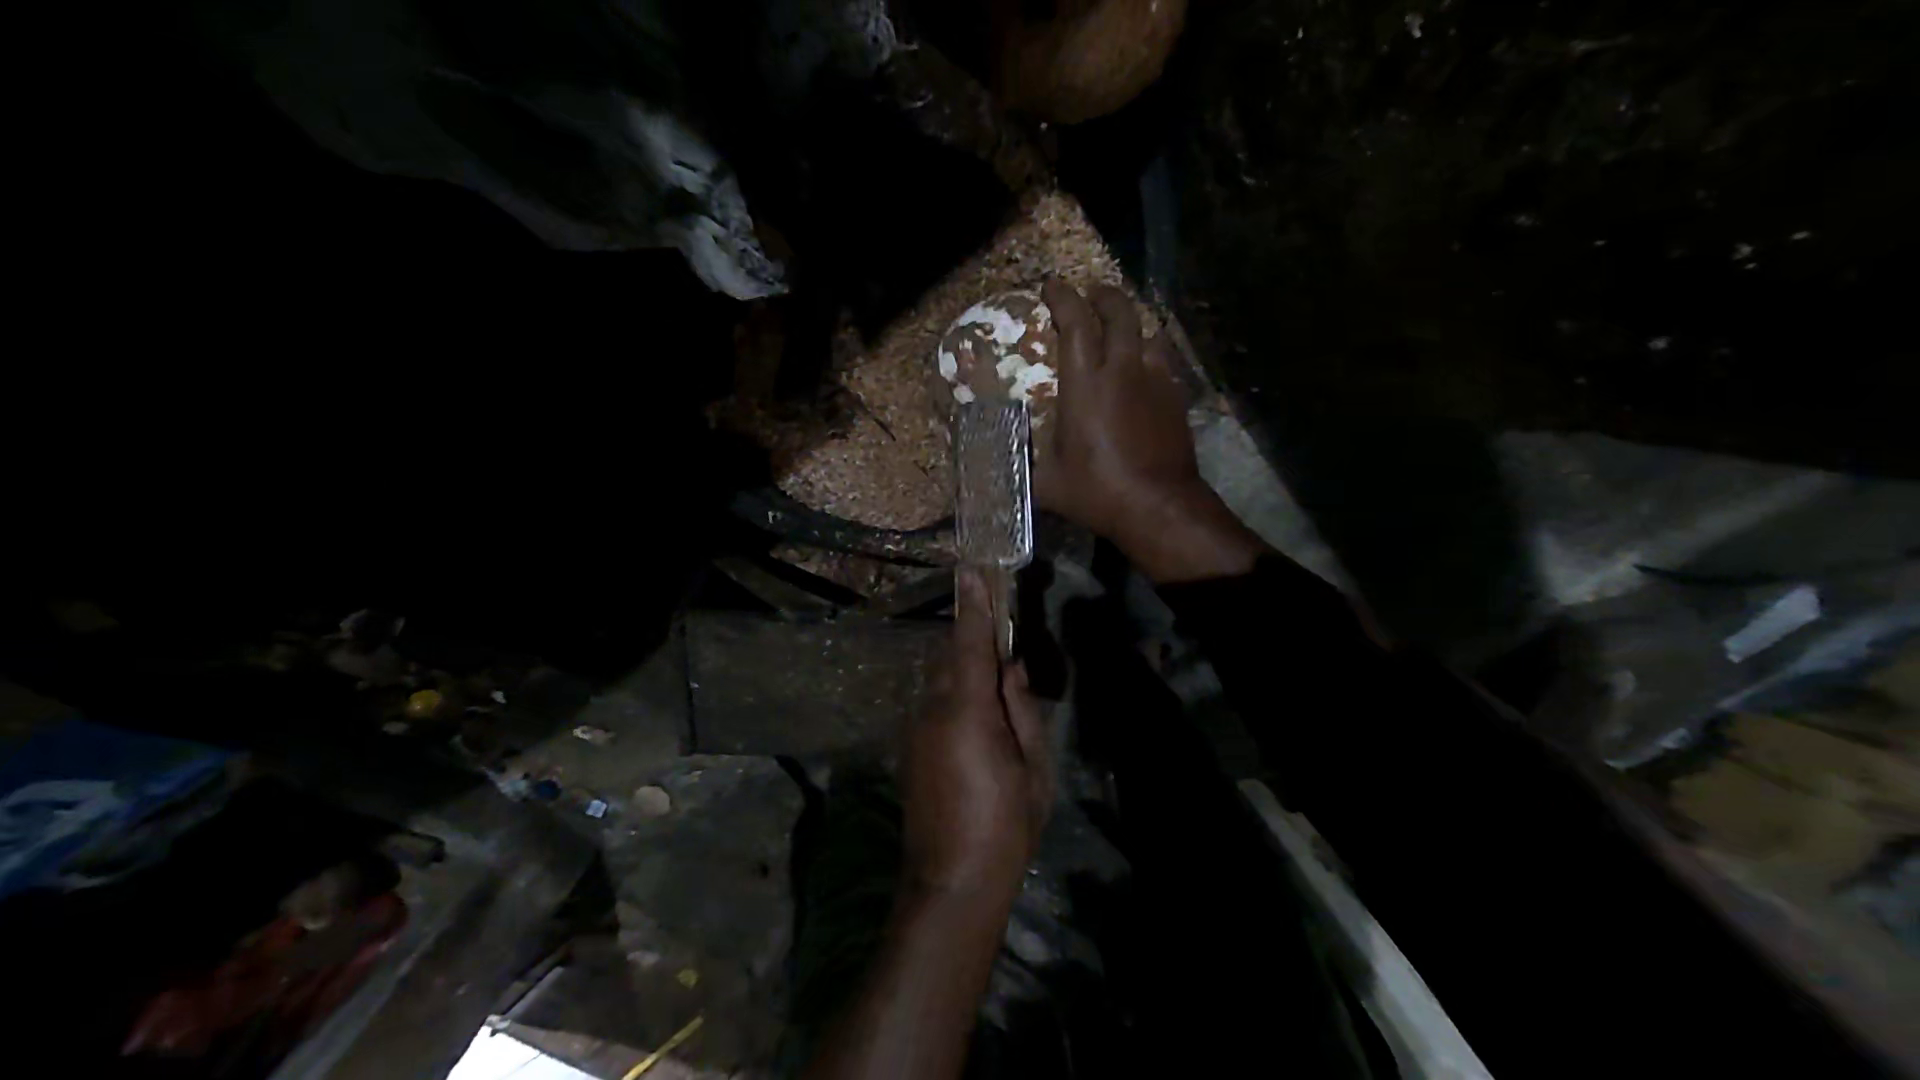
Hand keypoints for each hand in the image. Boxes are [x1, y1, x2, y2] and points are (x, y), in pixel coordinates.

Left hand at [903, 568, 1052, 897]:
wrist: (950, 881)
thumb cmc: (1005, 825)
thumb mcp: (1033, 768)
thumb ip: (1022, 708)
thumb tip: (1010, 669)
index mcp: (967, 710)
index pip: (969, 643)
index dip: (973, 606)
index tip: (971, 570)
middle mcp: (932, 709)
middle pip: (951, 658)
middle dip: (973, 644)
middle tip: (1004, 653)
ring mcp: (914, 729)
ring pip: (939, 682)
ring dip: (964, 675)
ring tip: (995, 702)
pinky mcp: (908, 748)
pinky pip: (932, 706)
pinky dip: (953, 700)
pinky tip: (975, 731)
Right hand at [1038, 281, 1267, 581]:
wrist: (1158, 505)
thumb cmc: (1097, 491)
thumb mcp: (1047, 481)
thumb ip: (1025, 463)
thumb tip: (1000, 465)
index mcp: (1085, 385)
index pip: (1075, 323)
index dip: (1062, 298)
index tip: (1052, 286)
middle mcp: (1122, 371)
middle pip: (1119, 312)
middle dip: (1103, 295)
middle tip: (1090, 294)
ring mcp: (1154, 381)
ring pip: (1147, 330)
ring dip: (1130, 321)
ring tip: (1119, 326)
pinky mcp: (1175, 397)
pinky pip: (1162, 359)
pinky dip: (1148, 350)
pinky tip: (1142, 364)